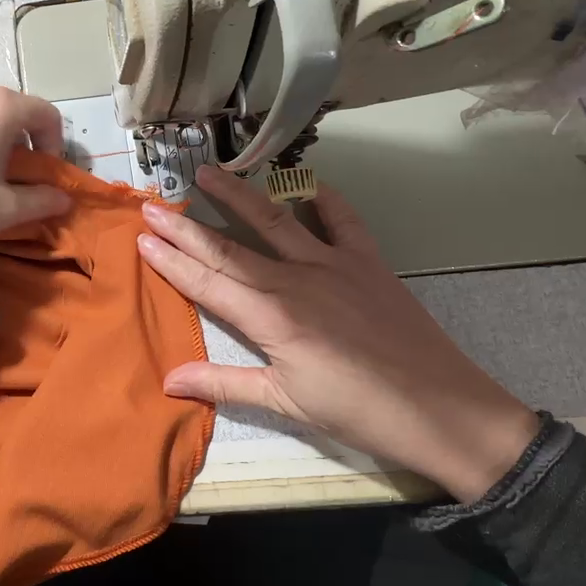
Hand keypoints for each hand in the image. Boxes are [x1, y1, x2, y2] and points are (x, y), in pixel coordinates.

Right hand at [139, 166, 538, 502]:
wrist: (444, 410)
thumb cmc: (359, 412)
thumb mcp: (287, 404)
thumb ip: (224, 384)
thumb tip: (167, 381)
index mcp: (271, 319)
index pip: (207, 282)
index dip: (170, 259)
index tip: (140, 237)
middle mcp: (294, 282)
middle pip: (228, 248)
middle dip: (185, 226)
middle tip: (152, 204)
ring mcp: (333, 265)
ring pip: (275, 222)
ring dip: (238, 196)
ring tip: (209, 172)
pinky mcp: (368, 262)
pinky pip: (342, 220)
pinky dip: (322, 197)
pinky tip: (303, 181)